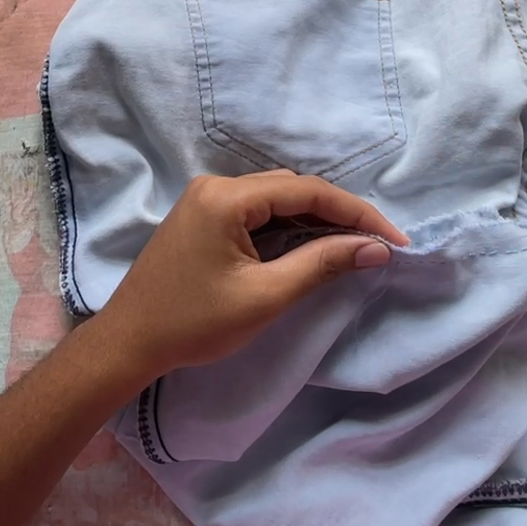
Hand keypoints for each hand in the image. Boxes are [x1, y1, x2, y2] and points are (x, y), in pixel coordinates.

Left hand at [86, 170, 405, 381]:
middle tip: (376, 246)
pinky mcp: (201, 215)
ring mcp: (204, 198)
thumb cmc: (194, 323)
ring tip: (351, 247)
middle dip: (337, 213)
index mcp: (226, 197)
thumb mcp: (265, 296)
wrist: (130, 339)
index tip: (396, 240)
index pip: (307, 191)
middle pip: (291, 188)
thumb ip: (321, 264)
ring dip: (312, 219)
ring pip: (274, 198)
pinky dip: (285, 225)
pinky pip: (254, 210)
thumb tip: (375, 248)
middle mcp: (214, 185)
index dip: (357, 213)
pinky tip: (308, 245)